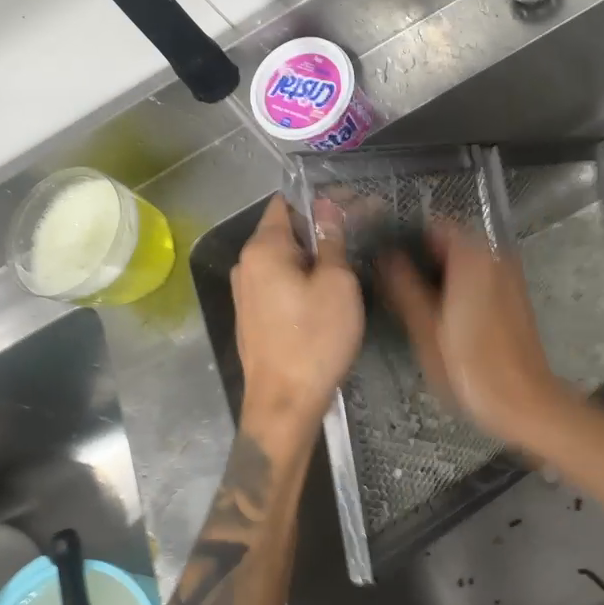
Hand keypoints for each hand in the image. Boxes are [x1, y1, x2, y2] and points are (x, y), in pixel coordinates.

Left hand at [231, 195, 362, 424]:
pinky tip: (325, 298)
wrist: (284, 403)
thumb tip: (327, 205)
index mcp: (263, 248)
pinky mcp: (252, 316)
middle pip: (284, 231)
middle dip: (319, 231)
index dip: (319, 200)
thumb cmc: (315, 339)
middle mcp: (246, 264)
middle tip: (358, 241)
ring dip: (312, 259)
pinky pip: (278, 284)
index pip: (286, 202)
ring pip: (283, 260)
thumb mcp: (337, 284)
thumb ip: (332, 240)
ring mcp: (245, 292)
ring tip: (348, 270)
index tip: (352, 208)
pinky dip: (300, 282)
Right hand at [378, 224, 572, 441]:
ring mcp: (509, 276)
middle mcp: (495, 257)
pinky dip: (461, 286)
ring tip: (413, 301)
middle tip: (393, 283)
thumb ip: (403, 287)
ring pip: (466, 262)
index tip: (385, 256)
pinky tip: (443, 315)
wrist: (524, 401)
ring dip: (441, 274)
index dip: (408, 237)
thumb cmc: (471, 367)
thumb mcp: (426, 330)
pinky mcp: (515, 298)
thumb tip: (385, 258)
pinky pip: (481, 278)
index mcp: (472, 257)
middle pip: (451, 243)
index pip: (435, 225)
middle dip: (423, 257)